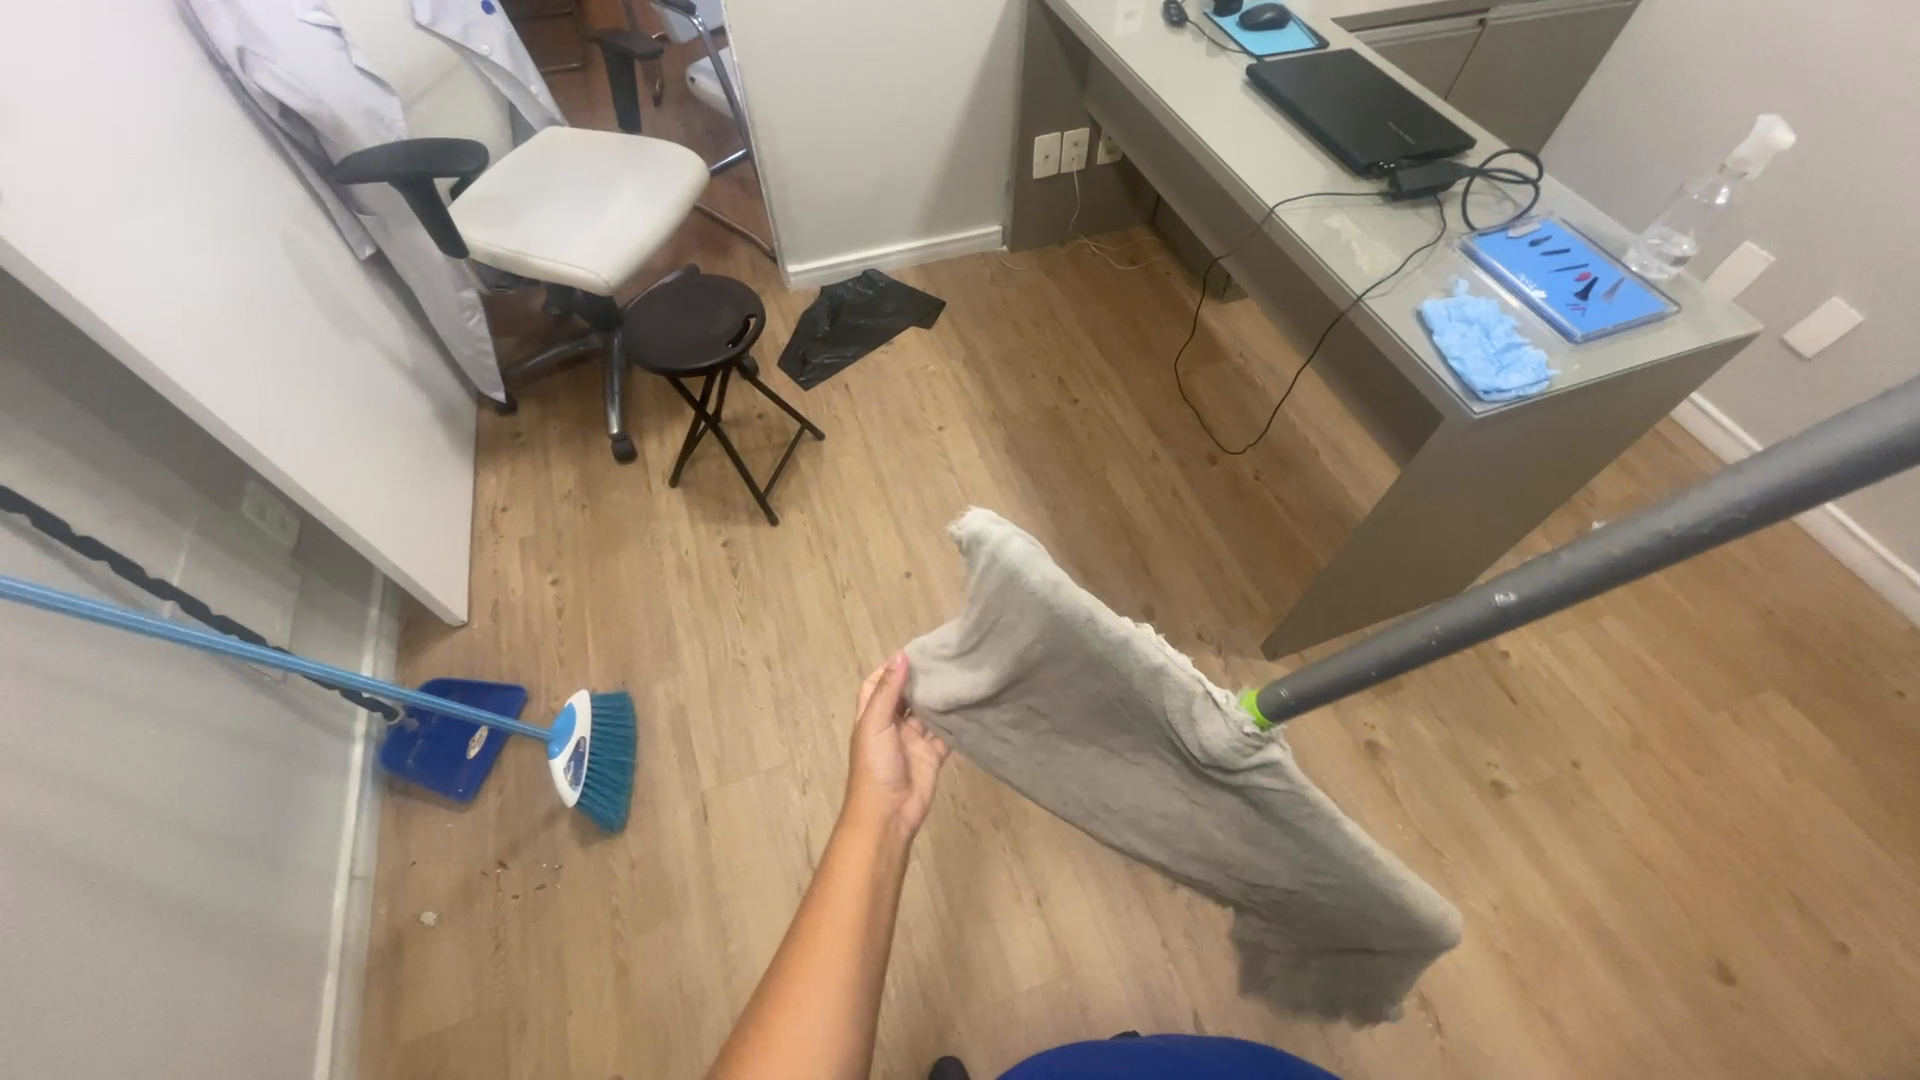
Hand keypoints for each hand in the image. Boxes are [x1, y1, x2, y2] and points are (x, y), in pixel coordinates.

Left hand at [844, 653, 949, 840]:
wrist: (888, 813)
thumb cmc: (874, 766)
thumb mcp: (875, 723)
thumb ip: (890, 690)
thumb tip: (901, 655)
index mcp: (872, 716)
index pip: (878, 685)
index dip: (891, 669)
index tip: (914, 653)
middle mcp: (892, 725)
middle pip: (906, 696)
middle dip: (920, 679)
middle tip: (944, 659)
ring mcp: (913, 740)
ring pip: (928, 712)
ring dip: (939, 698)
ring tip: (959, 675)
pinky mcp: (932, 754)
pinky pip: (946, 733)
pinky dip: (955, 721)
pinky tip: (968, 703)